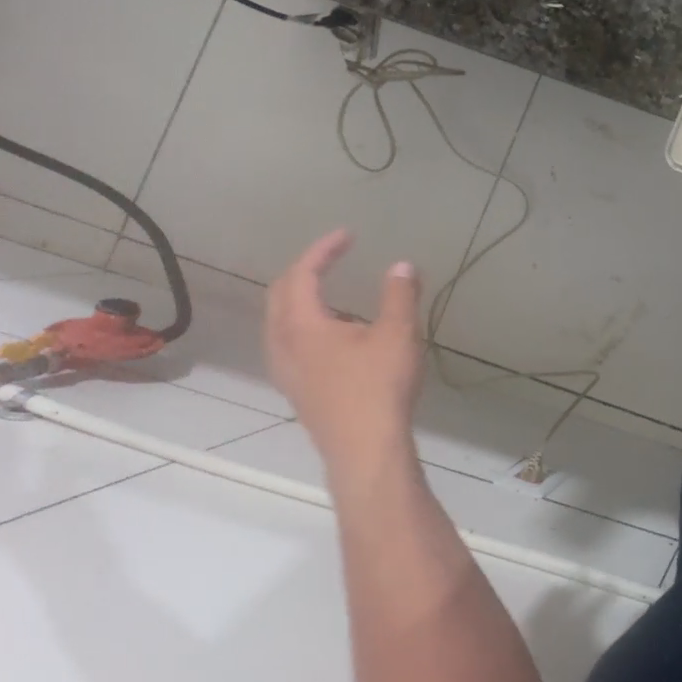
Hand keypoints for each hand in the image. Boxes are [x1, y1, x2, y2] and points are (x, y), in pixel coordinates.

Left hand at [265, 229, 424, 473]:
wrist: (364, 445)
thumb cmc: (379, 385)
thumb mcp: (398, 334)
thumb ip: (399, 295)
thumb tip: (401, 265)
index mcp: (302, 325)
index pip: (302, 275)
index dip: (323, 251)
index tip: (348, 236)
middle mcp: (282, 343)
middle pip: (280, 296)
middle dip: (304, 271)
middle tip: (332, 257)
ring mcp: (285, 369)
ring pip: (280, 322)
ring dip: (300, 298)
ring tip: (331, 291)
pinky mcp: (296, 388)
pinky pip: (288, 342)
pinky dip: (304, 322)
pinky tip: (333, 334)